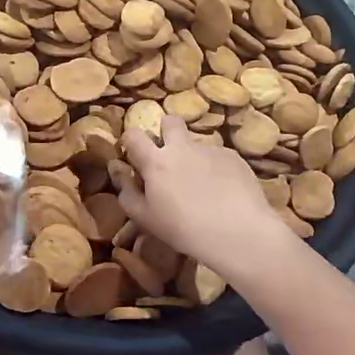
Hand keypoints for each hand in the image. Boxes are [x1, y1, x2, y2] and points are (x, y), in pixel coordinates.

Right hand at [119, 115, 289, 278]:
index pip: (134, 135)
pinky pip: (217, 156)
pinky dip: (214, 168)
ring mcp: (210, 150)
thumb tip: (117, 168)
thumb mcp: (143, 217)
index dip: (130, 140)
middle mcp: (182, 148)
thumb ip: (126, 189)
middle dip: (166, 131)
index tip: (133, 154)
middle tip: (168, 155)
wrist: (238, 233)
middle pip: (170, 121)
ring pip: (195, 143)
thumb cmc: (182, 228)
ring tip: (201, 185)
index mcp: (155, 161)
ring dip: (192, 156)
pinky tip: (221, 190)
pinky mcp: (234, 157)